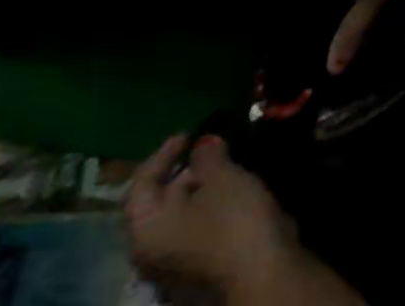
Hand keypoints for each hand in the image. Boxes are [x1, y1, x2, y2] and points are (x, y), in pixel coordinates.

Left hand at [126, 135, 293, 293]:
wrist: (263, 271)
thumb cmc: (233, 220)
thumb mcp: (222, 177)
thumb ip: (208, 156)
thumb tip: (203, 144)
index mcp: (146, 229)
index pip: (140, 184)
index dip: (163, 154)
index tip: (189, 133)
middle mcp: (150, 251)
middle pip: (158, 203)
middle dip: (183, 172)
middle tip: (211, 149)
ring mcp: (173, 265)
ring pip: (179, 218)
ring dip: (198, 189)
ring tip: (225, 167)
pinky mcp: (198, 270)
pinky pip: (195, 230)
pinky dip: (207, 208)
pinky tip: (232, 194)